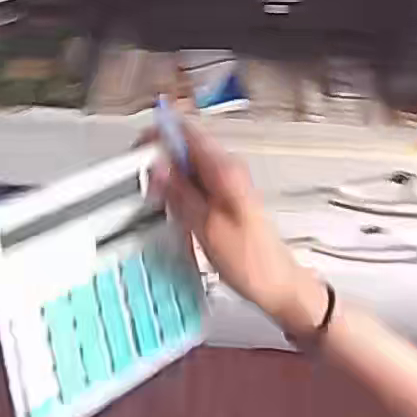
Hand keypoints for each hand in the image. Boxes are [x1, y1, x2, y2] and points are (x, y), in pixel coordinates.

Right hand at [149, 119, 328, 337]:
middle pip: (185, 148)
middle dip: (161, 162)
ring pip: (188, 167)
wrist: (277, 284)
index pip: (187, 132)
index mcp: (225, 168)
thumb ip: (180, 193)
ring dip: (170, 180)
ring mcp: (227, 181)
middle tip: (147, 186)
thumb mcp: (206, 227)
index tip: (139, 147)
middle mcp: (228, 168)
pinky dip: (180, 193)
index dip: (160, 133)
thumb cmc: (250, 260)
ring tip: (161, 205)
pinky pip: (195, 183)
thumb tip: (158, 166)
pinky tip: (177, 215)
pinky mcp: (225, 196)